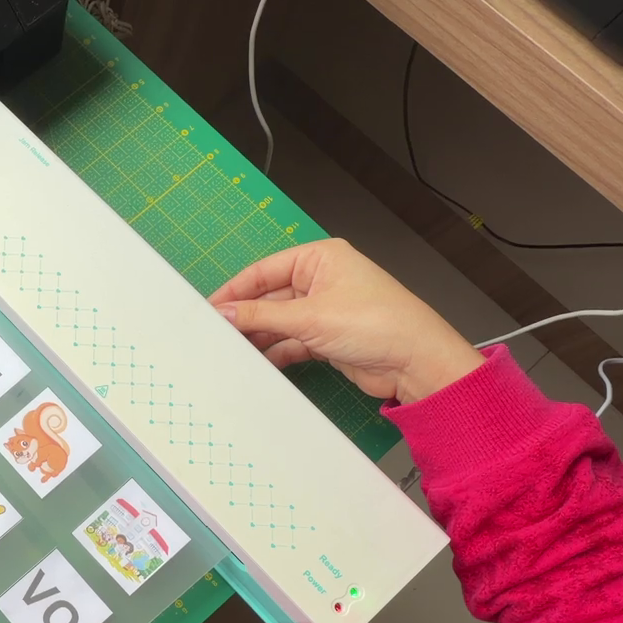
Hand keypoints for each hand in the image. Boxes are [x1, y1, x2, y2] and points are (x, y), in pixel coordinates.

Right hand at [209, 239, 483, 404]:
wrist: (416, 363)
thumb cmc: (378, 324)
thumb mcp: (308, 316)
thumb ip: (259, 315)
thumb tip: (221, 313)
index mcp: (320, 258)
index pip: (263, 271)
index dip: (233, 290)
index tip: (207, 310)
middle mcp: (321, 280)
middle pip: (267, 297)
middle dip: (243, 317)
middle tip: (214, 334)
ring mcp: (323, 310)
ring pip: (276, 321)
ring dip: (257, 337)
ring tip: (229, 351)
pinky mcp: (325, 337)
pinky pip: (288, 342)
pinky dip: (273, 352)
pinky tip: (255, 363)